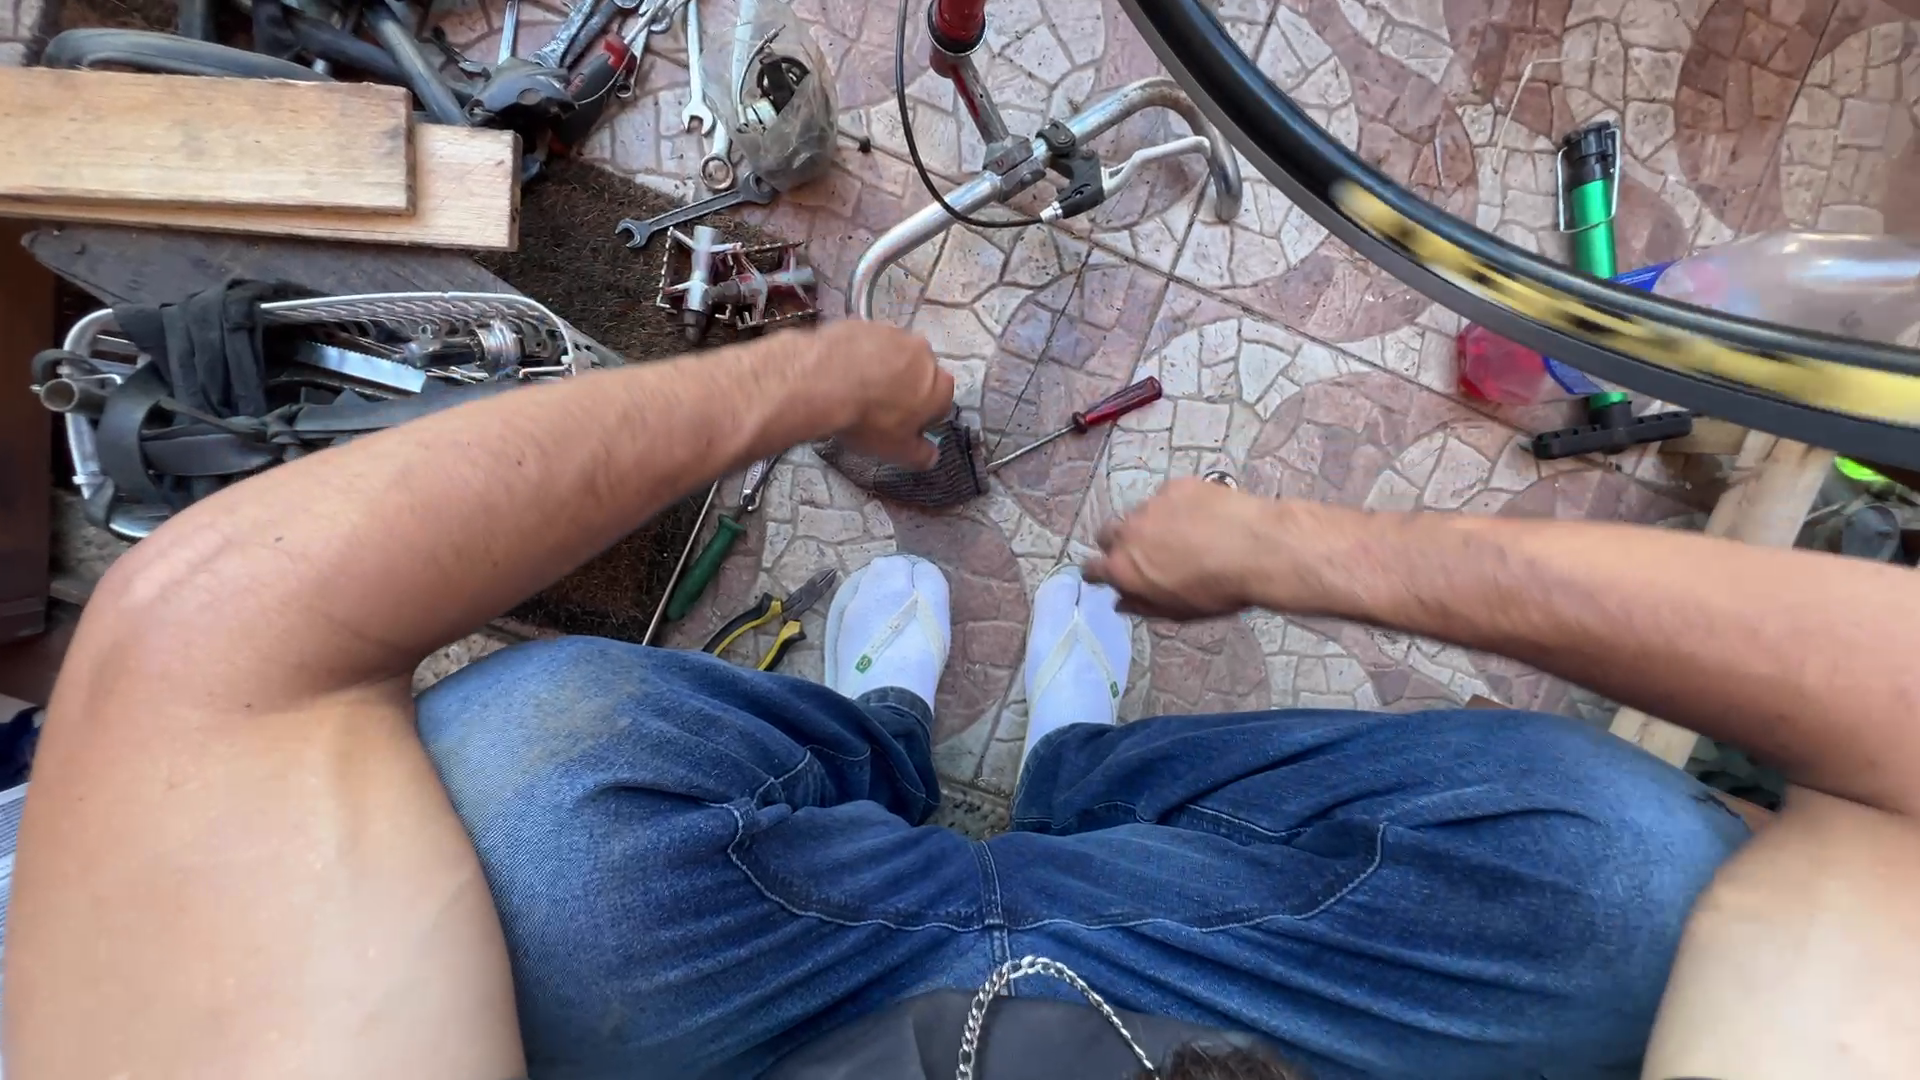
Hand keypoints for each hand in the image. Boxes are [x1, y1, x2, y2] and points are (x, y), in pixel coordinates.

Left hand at [808, 321, 954, 469]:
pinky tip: (841, 373)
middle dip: (904, 389)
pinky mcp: (865, 323)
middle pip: (919, 375)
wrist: (824, 381)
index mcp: (940, 386)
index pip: (941, 404)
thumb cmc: (869, 419)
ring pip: (894, 356)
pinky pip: (867, 344)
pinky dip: (859, 356)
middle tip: (879, 408)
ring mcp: (894, 333)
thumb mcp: (898, 451)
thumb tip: (931, 456)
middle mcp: (924, 353)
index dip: (923, 417)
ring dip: (882, 370)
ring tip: (856, 390)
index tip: (904, 426)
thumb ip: (921, 454)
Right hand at [1084, 478, 1346, 619]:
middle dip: (1119, 543)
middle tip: (1146, 552)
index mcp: (1123, 568)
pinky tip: (1201, 515)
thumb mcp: (1177, 610)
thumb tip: (1121, 601)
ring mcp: (1150, 505)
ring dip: (1150, 524)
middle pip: (1107, 534)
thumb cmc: (1218, 590)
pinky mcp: (1175, 486)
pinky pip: (1166, 497)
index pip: (1092, 568)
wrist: (1257, 548)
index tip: (1108, 574)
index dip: (1099, 572)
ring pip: (1138, 514)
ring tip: (1181, 532)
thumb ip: (1143, 605)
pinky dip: (1176, 506)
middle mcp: (1128, 533)